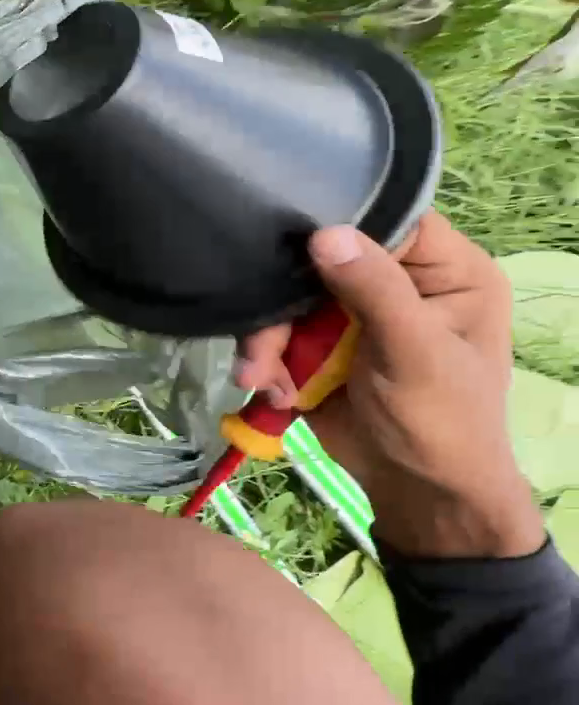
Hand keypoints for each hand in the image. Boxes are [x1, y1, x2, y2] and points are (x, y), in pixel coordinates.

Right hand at [238, 212, 541, 559]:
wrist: (409, 485)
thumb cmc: (440, 422)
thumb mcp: (414, 354)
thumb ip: (374, 292)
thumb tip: (326, 233)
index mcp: (443, 274)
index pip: (387, 219)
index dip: (339, 223)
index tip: (290, 241)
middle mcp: (394, 281)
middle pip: (314, 259)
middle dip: (281, 305)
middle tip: (264, 344)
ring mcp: (348, 309)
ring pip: (282, 295)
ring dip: (264, 340)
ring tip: (262, 378)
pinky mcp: (313, 334)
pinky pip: (270, 326)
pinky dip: (262, 357)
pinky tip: (268, 386)